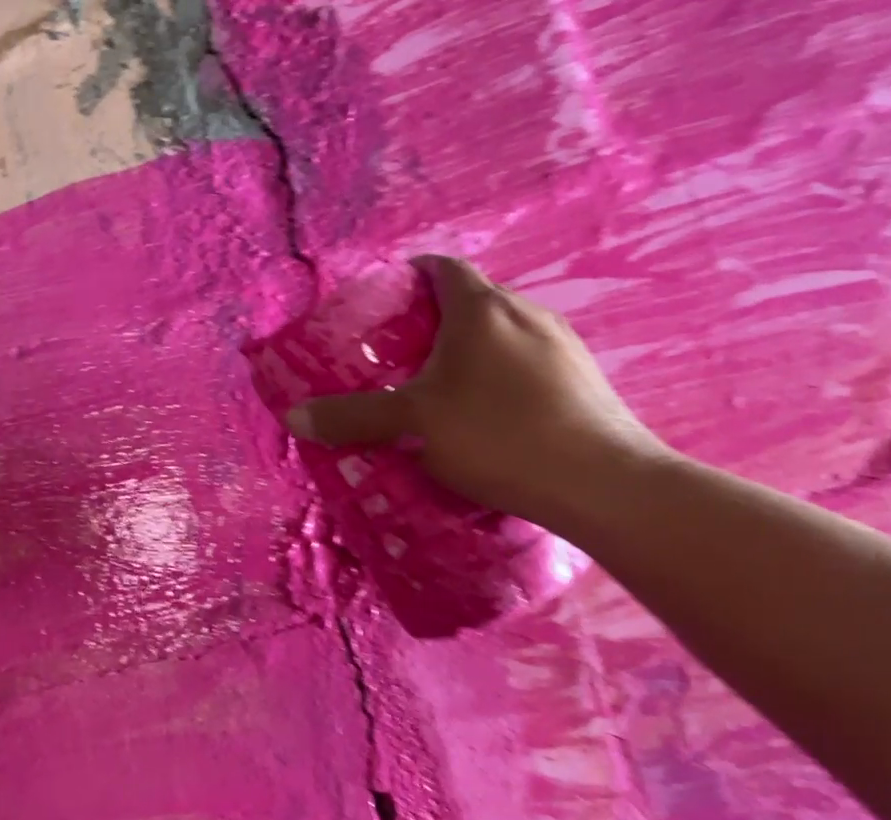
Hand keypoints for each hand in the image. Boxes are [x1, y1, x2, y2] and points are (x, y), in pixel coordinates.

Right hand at [284, 255, 670, 525]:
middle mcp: (525, 312)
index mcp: (481, 308)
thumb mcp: (413, 424)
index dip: (407, 277)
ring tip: (435, 395)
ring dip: (465, 354)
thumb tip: (293, 417)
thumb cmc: (496, 434)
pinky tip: (484, 420)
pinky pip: (524, 363)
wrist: (597, 480)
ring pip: (499, 335)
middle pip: (469, 302)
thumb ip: (353, 417)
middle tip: (395, 361)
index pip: (441, 267)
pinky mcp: (581, 378)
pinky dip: (496, 377)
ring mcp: (561, 344)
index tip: (381, 306)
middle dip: (430, 324)